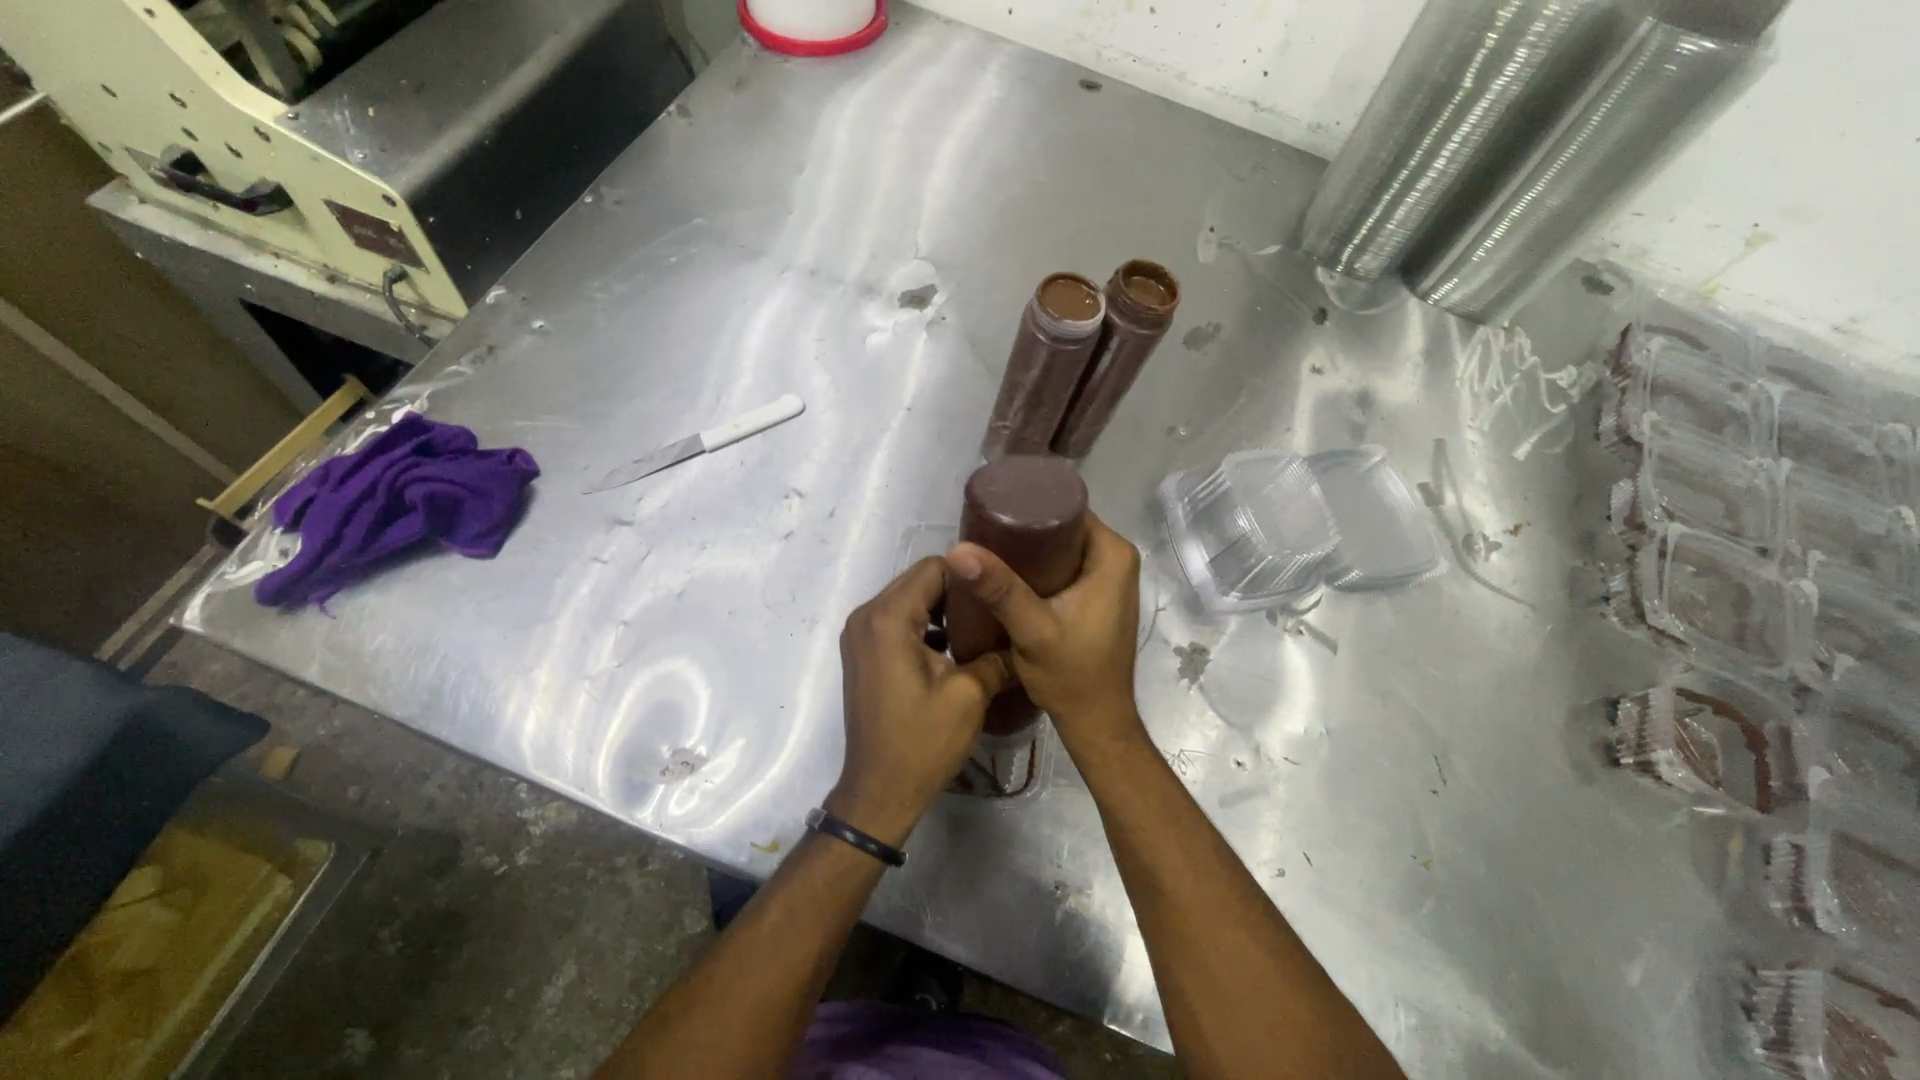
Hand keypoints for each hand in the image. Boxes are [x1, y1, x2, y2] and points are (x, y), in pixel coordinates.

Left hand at [830, 558, 1014, 846]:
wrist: (880, 790)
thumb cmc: (922, 741)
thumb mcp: (970, 695)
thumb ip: (997, 656)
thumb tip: (1026, 636)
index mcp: (888, 617)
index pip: (935, 568)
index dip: (972, 576)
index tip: (1002, 591)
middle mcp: (866, 616)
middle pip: (919, 581)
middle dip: (959, 592)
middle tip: (998, 608)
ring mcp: (860, 635)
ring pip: (909, 601)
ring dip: (943, 610)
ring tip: (982, 628)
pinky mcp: (863, 654)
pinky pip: (898, 623)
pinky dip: (925, 627)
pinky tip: (957, 648)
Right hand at [945, 513, 1144, 755]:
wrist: (1096, 720)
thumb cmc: (1072, 675)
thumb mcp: (1033, 629)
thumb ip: (1000, 590)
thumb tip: (957, 549)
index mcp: (1113, 555)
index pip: (1067, 508)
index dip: (1029, 505)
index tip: (991, 513)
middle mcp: (1119, 559)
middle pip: (1063, 526)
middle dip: (1024, 528)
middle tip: (982, 534)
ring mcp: (1110, 578)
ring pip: (1062, 547)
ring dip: (1029, 549)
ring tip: (988, 550)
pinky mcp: (1099, 596)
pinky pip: (1065, 565)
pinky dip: (1039, 567)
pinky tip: (1007, 573)